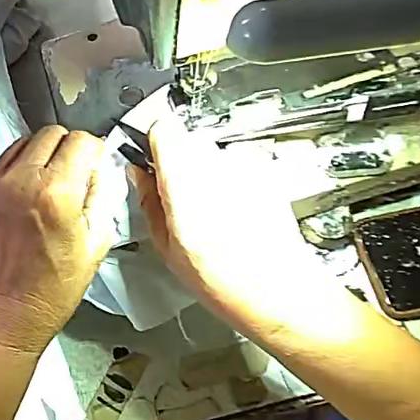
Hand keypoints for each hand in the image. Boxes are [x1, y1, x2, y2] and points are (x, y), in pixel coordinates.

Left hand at [0, 126, 122, 355]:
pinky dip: (17, 169)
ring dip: (41, 155)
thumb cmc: (55, 286)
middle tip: (73, 173)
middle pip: (51, 133)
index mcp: (56, 192)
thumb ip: (102, 195)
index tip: (95, 165)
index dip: (94, 151)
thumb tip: (100, 168)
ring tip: (47, 184)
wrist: (6, 311)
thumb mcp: (97, 242)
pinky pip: (2, 161)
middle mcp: (20, 179)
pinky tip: (25, 194)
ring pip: (24, 142)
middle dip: (68, 148)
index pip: (81, 141)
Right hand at [134, 119, 367, 351]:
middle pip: (186, 138)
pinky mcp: (264, 173)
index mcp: (184, 181)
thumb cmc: (226, 281)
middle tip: (174, 194)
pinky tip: (230, 211)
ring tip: (206, 210)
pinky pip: (236, 164)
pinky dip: (229, 179)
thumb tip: (139, 176)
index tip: (147, 158)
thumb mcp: (167, 248)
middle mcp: (216, 165)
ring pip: (211, 151)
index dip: (151, 141)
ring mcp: (244, 166)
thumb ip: (148, 202)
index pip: (162, 128)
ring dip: (204, 170)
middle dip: (176, 159)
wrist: (279, 292)